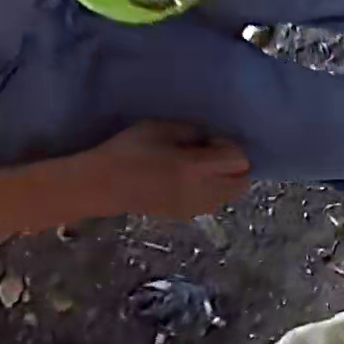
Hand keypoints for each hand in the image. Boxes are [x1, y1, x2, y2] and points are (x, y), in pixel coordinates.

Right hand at [79, 121, 248, 218]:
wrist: (101, 185)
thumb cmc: (127, 152)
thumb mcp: (159, 129)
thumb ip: (191, 132)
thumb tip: (210, 140)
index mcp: (198, 167)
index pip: (240, 160)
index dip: (229, 148)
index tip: (210, 142)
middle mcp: (205, 190)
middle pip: (242, 180)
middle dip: (233, 167)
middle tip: (210, 157)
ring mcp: (199, 206)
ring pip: (231, 193)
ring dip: (224, 180)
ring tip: (197, 170)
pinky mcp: (190, 215)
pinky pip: (214, 201)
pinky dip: (211, 191)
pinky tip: (187, 182)